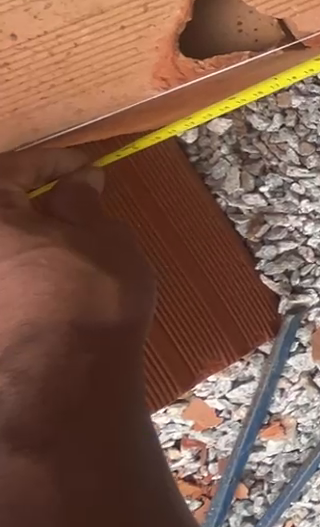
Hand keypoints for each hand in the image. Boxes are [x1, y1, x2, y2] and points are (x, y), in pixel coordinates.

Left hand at [0, 150, 154, 379]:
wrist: (59, 364)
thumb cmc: (89, 288)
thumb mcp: (103, 236)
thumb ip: (81, 202)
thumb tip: (77, 178)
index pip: (9, 168)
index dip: (52, 162)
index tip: (89, 167)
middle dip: (26, 197)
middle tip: (70, 198)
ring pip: (3, 242)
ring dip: (21, 231)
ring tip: (59, 237)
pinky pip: (3, 267)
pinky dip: (15, 262)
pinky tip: (42, 271)